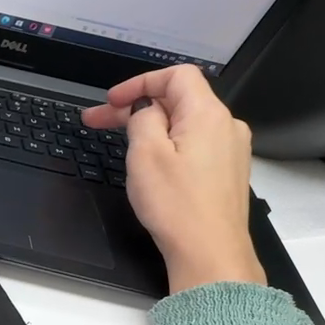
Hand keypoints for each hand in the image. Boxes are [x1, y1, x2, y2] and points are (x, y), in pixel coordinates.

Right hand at [82, 65, 265, 293]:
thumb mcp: (145, 155)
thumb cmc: (176, 205)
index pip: (176, 76)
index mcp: (207, 115)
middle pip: (177, 100)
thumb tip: (145, 109)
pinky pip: (193, 144)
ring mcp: (229, 148)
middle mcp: (225, 126)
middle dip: (135, 107)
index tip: (111, 101)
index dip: (139, 83)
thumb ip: (142, 120)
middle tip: (96, 121)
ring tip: (120, 144)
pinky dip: (166, 144)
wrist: (209, 249)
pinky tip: (148, 163)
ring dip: (149, 127)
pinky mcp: (225, 170)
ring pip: (183, 123)